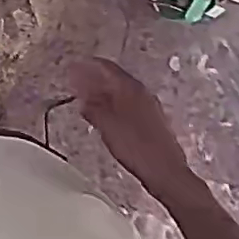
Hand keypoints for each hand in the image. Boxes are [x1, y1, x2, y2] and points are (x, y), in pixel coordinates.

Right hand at [67, 57, 208, 206]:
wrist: (166, 173)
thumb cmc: (134, 146)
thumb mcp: (105, 124)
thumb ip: (91, 107)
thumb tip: (82, 99)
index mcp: (130, 89)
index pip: (106, 67)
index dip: (87, 66)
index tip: (72, 68)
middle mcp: (142, 94)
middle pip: (114, 78)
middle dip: (94, 79)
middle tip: (76, 83)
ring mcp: (150, 108)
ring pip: (121, 92)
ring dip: (103, 93)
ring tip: (86, 100)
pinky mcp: (153, 122)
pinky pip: (128, 104)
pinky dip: (113, 104)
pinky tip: (104, 115)